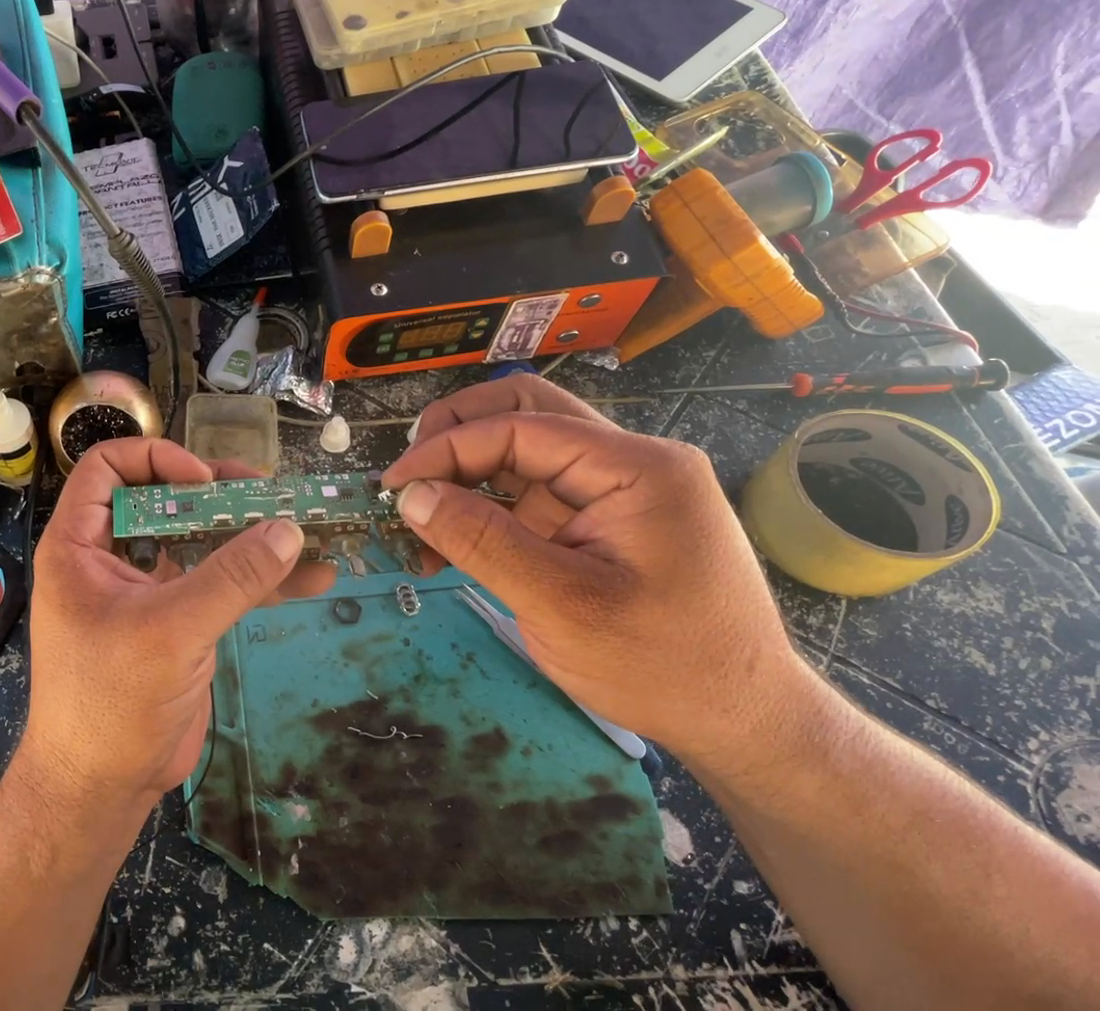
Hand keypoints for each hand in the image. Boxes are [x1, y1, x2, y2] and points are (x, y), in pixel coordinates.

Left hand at [23, 438, 335, 810]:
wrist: (101, 785)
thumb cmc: (111, 701)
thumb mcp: (171, 630)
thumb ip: (231, 577)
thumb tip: (288, 529)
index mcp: (79, 546)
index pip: (107, 470)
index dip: (156, 460)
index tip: (206, 481)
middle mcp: (110, 559)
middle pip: (164, 502)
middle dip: (218, 496)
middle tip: (268, 493)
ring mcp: (146, 592)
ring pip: (198, 543)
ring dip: (247, 537)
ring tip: (304, 528)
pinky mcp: (176, 625)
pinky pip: (217, 586)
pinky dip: (258, 581)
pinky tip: (310, 579)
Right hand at [384, 375, 815, 764]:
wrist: (737, 718)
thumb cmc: (660, 664)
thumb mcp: (561, 605)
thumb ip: (483, 542)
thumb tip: (411, 495)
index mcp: (636, 467)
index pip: (521, 428)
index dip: (447, 449)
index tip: (393, 487)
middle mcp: (628, 463)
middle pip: (526, 413)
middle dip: (456, 436)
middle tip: (408, 477)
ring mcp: (613, 491)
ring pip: (522, 452)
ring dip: (464, 476)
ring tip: (419, 522)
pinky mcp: (598, 522)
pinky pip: (530, 496)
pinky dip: (484, 511)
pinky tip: (449, 546)